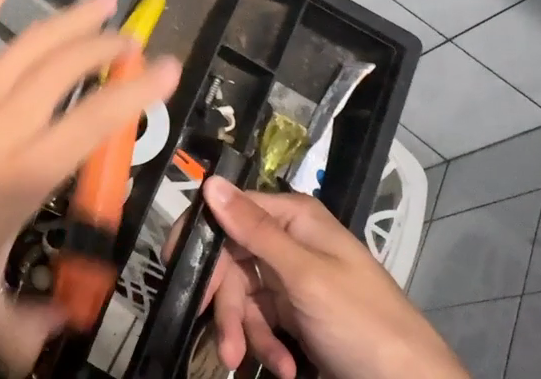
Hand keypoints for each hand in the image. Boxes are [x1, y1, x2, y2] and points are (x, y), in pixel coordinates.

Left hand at [0, 0, 179, 371]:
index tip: (169, 66)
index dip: (142, 90)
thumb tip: (57, 340)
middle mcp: (14, 115)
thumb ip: (26, 331)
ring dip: (76, 19)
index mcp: (32, 166)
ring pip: (39, 40)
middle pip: (75, 68)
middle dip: (110, 49)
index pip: (103, 119)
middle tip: (133, 38)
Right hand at [195, 179, 467, 378]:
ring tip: (252, 363)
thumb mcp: (306, 277)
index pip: (229, 210)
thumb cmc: (364, 325)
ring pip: (241, 294)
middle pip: (230, 259)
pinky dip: (265, 345)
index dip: (200, 236)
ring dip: (245, 331)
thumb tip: (209, 180)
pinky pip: (260, 321)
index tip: (176, 266)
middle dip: (226, 303)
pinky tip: (284, 367)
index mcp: (294, 218)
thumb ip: (253, 230)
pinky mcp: (296, 315)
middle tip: (224, 341)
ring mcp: (292, 280)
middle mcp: (289, 241)